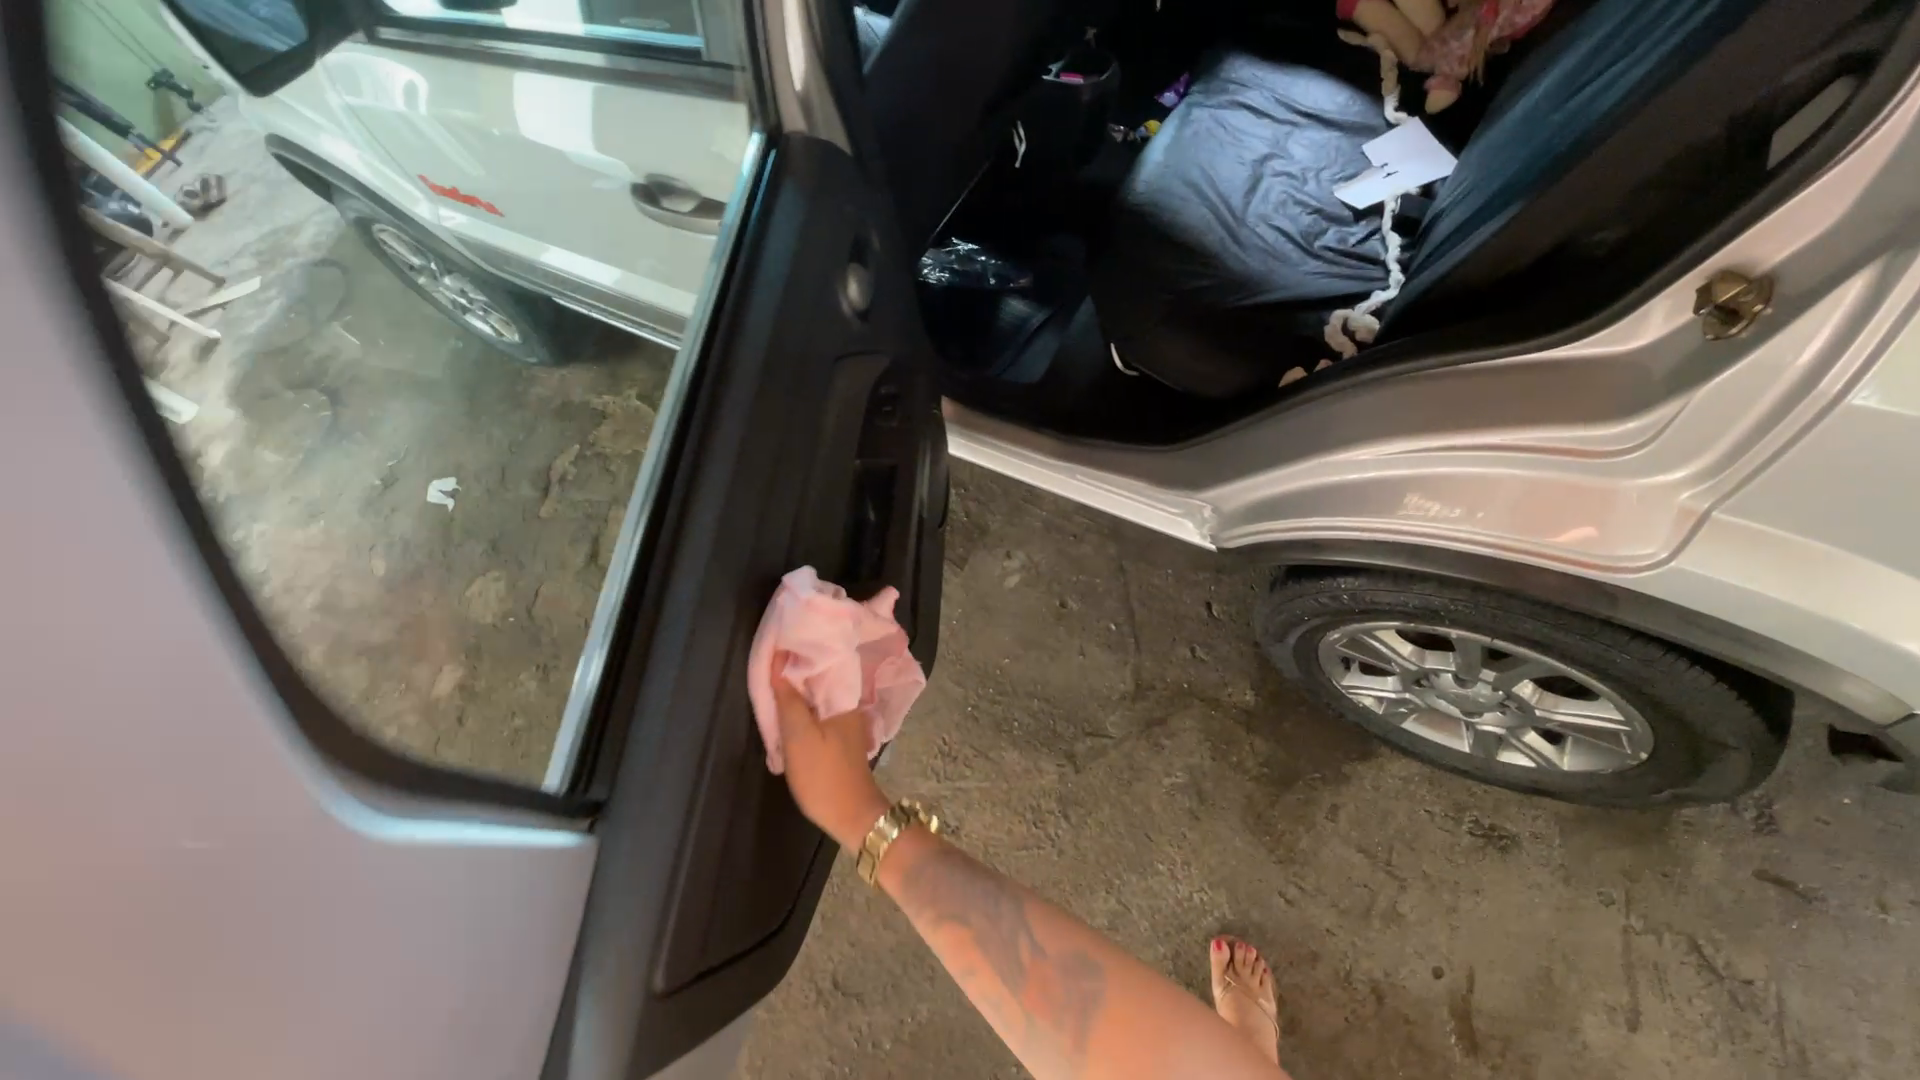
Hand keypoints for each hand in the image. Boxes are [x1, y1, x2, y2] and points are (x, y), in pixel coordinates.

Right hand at [773, 656, 891, 850]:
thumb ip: (788, 700)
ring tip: (772, 688)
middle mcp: (848, 703)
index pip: (819, 662)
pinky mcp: (841, 736)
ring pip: (817, 697)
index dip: (795, 654)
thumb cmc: (823, 775)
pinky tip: (789, 714)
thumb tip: (779, 662)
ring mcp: (846, 720)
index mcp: (842, 697)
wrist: (852, 815)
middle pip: (818, 678)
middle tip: (766, 669)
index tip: (772, 647)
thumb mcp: (799, 737)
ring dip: (797, 693)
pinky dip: (804, 710)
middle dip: (794, 673)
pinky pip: (819, 712)